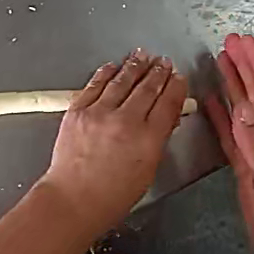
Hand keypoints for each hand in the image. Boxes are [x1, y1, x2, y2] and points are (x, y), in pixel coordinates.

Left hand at [35, 49, 189, 235]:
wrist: (74, 198)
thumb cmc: (113, 195)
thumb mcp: (147, 170)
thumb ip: (156, 140)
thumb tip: (164, 118)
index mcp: (148, 139)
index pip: (167, 103)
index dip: (175, 87)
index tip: (179, 77)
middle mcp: (126, 120)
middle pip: (146, 88)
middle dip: (157, 72)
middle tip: (163, 61)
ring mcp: (100, 112)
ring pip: (121, 80)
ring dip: (134, 66)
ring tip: (142, 55)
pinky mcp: (79, 109)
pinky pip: (95, 84)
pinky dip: (106, 73)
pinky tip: (113, 66)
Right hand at [204, 33, 253, 253]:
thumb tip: (241, 108)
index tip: (242, 41)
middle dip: (246, 64)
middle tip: (229, 40)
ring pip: (244, 107)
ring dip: (233, 82)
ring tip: (220, 59)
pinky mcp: (247, 166)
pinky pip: (231, 132)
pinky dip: (221, 113)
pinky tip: (210, 101)